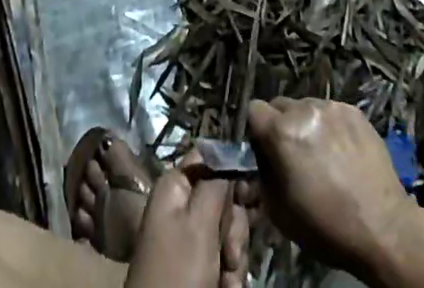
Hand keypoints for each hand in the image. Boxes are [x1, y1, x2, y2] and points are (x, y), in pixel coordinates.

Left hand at [125, 154, 248, 287]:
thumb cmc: (178, 271)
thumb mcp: (198, 223)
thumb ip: (216, 183)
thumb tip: (228, 148)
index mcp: (176, 186)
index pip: (211, 159)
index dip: (232, 171)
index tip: (248, 193)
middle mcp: (183, 206)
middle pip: (226, 197)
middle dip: (235, 228)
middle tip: (229, 253)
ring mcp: (192, 237)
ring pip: (231, 230)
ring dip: (236, 255)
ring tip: (227, 279)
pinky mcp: (200, 264)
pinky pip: (227, 257)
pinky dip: (230, 274)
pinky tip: (227, 287)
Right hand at [246, 98, 415, 276]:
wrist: (382, 227)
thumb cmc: (324, 225)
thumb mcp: (276, 208)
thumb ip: (263, 170)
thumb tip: (263, 154)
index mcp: (281, 132)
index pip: (254, 109)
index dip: (256, 130)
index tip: (265, 149)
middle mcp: (305, 110)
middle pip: (280, 105)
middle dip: (280, 125)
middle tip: (293, 154)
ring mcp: (333, 107)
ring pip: (306, 107)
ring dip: (306, 124)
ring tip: (321, 153)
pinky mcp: (355, 112)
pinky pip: (331, 112)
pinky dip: (329, 126)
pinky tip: (341, 151)